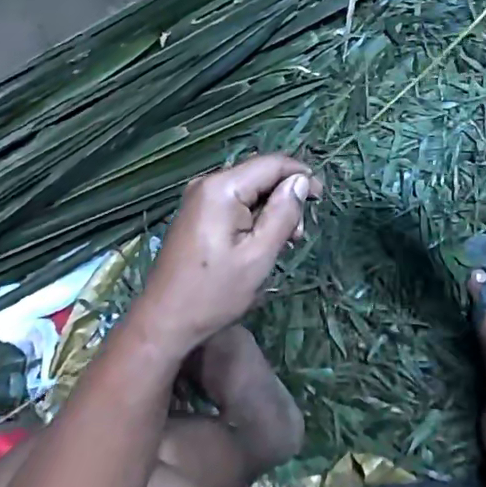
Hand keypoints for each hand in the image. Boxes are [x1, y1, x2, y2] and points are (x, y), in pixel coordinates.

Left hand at [130, 153, 320, 354]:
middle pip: (260, 174)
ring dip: (272, 209)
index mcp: (222, 188)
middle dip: (286, 196)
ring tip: (284, 242)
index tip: (321, 198)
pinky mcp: (197, 213)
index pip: (272, 164)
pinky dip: (254, 216)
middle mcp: (208, 183)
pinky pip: (235, 202)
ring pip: (249, 189)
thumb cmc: (213, 293)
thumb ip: (283, 214)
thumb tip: (301, 181)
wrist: (164, 322)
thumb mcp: (258, 256)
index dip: (301, 175)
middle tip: (298, 234)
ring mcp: (199, 198)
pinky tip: (262, 241)